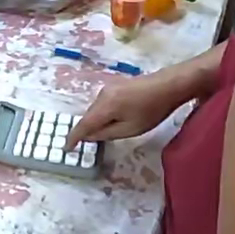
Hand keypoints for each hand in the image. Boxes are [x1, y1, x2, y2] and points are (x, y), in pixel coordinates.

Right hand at [68, 70, 198, 146]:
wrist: (169, 85)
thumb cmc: (152, 110)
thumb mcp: (130, 129)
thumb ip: (106, 133)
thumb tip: (88, 136)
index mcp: (104, 106)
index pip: (83, 124)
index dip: (73, 138)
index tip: (66, 148)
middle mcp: (101, 95)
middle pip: (88, 116)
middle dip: (85, 130)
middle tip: (83, 145)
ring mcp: (108, 88)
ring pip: (95, 109)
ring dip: (95, 122)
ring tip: (101, 134)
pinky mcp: (115, 86)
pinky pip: (102, 103)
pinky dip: (102, 114)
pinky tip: (111, 120)